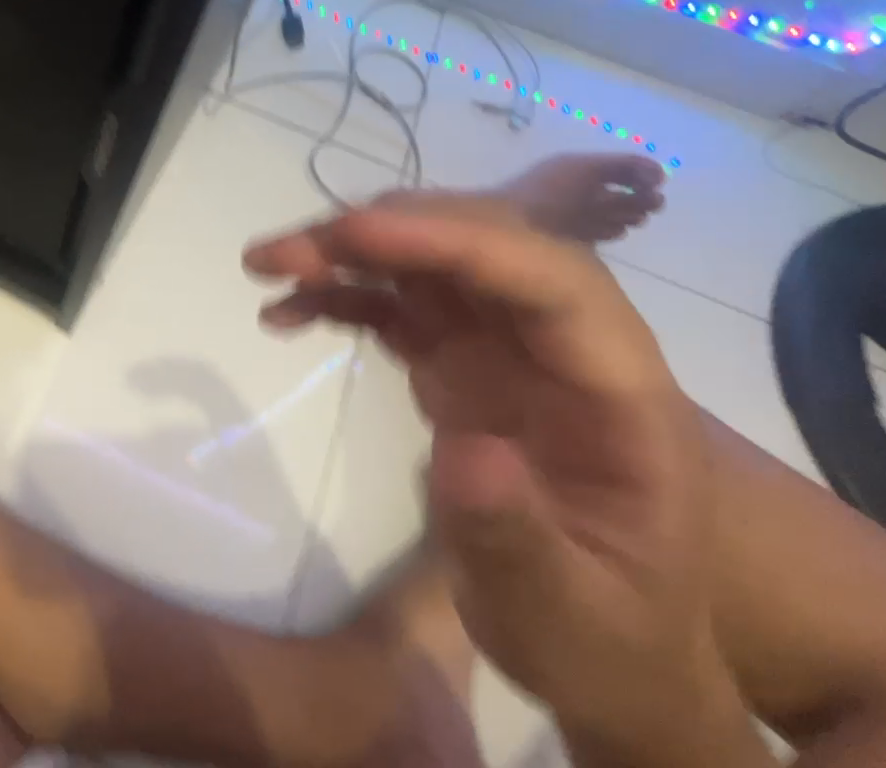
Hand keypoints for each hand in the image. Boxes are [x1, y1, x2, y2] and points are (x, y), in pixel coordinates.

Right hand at [245, 205, 748, 756]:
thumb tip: (464, 451)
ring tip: (267, 266)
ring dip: (350, 253)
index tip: (354, 234)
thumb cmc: (602, 639)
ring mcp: (508, 355)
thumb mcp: (567, 614)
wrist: (602, 651)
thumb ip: (518, 539)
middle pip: (482, 250)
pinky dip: (342, 297)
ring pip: (431, 266)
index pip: (550, 282)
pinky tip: (288, 313)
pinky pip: (400, 309)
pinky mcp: (461, 370)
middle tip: (282, 255)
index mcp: (618, 393)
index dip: (457, 243)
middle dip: (384, 234)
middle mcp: (562, 352)